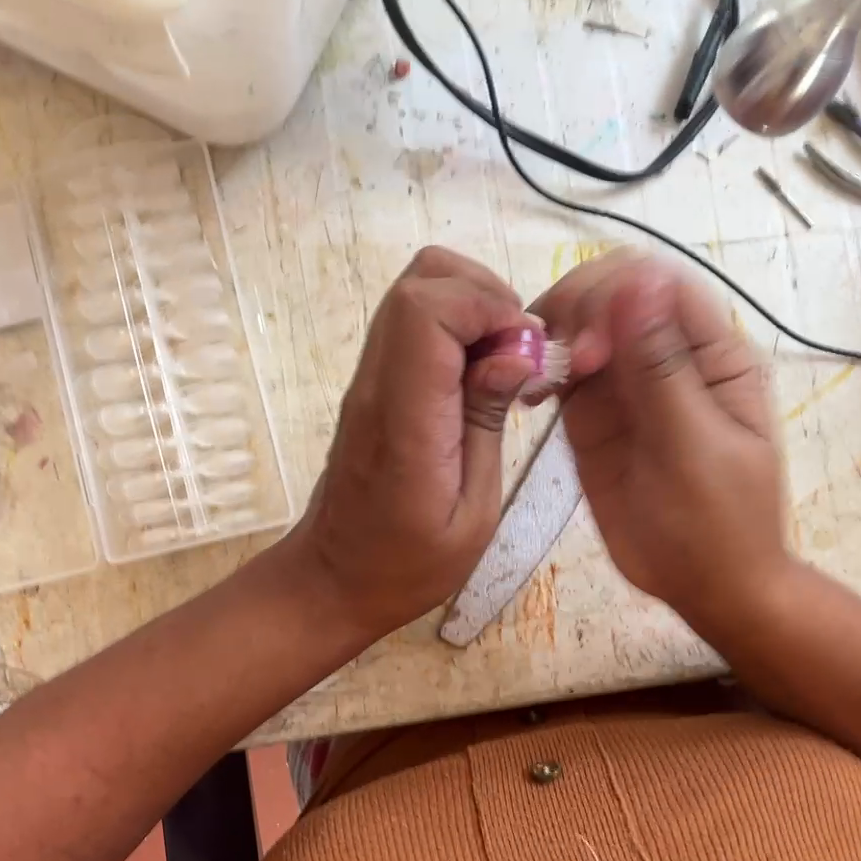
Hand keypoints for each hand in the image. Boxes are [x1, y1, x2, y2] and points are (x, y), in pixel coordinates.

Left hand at [282, 247, 539, 635]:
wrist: (333, 580)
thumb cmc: (407, 566)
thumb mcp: (472, 514)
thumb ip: (487, 424)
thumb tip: (514, 352)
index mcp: (404, 419)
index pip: (427, 310)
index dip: (486, 307)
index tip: (527, 352)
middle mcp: (377, 384)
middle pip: (419, 280)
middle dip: (484, 295)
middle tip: (520, 351)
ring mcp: (368, 382)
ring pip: (413, 293)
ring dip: (470, 308)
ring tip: (504, 364)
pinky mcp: (372, 388)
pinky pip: (410, 327)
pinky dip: (454, 329)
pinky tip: (478, 378)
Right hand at [530, 250, 792, 633]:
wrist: (703, 584)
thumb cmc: (716, 523)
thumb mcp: (694, 447)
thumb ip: (661, 367)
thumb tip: (636, 281)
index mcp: (711, 353)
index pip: (657, 283)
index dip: (613, 296)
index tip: (584, 352)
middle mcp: (667, 355)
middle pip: (613, 293)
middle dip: (576, 312)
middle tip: (558, 368)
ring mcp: (627, 383)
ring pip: (581, 327)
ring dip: (550, 338)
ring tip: (534, 384)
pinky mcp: (593, 414)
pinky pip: (562, 372)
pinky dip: (539, 371)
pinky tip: (529, 397)